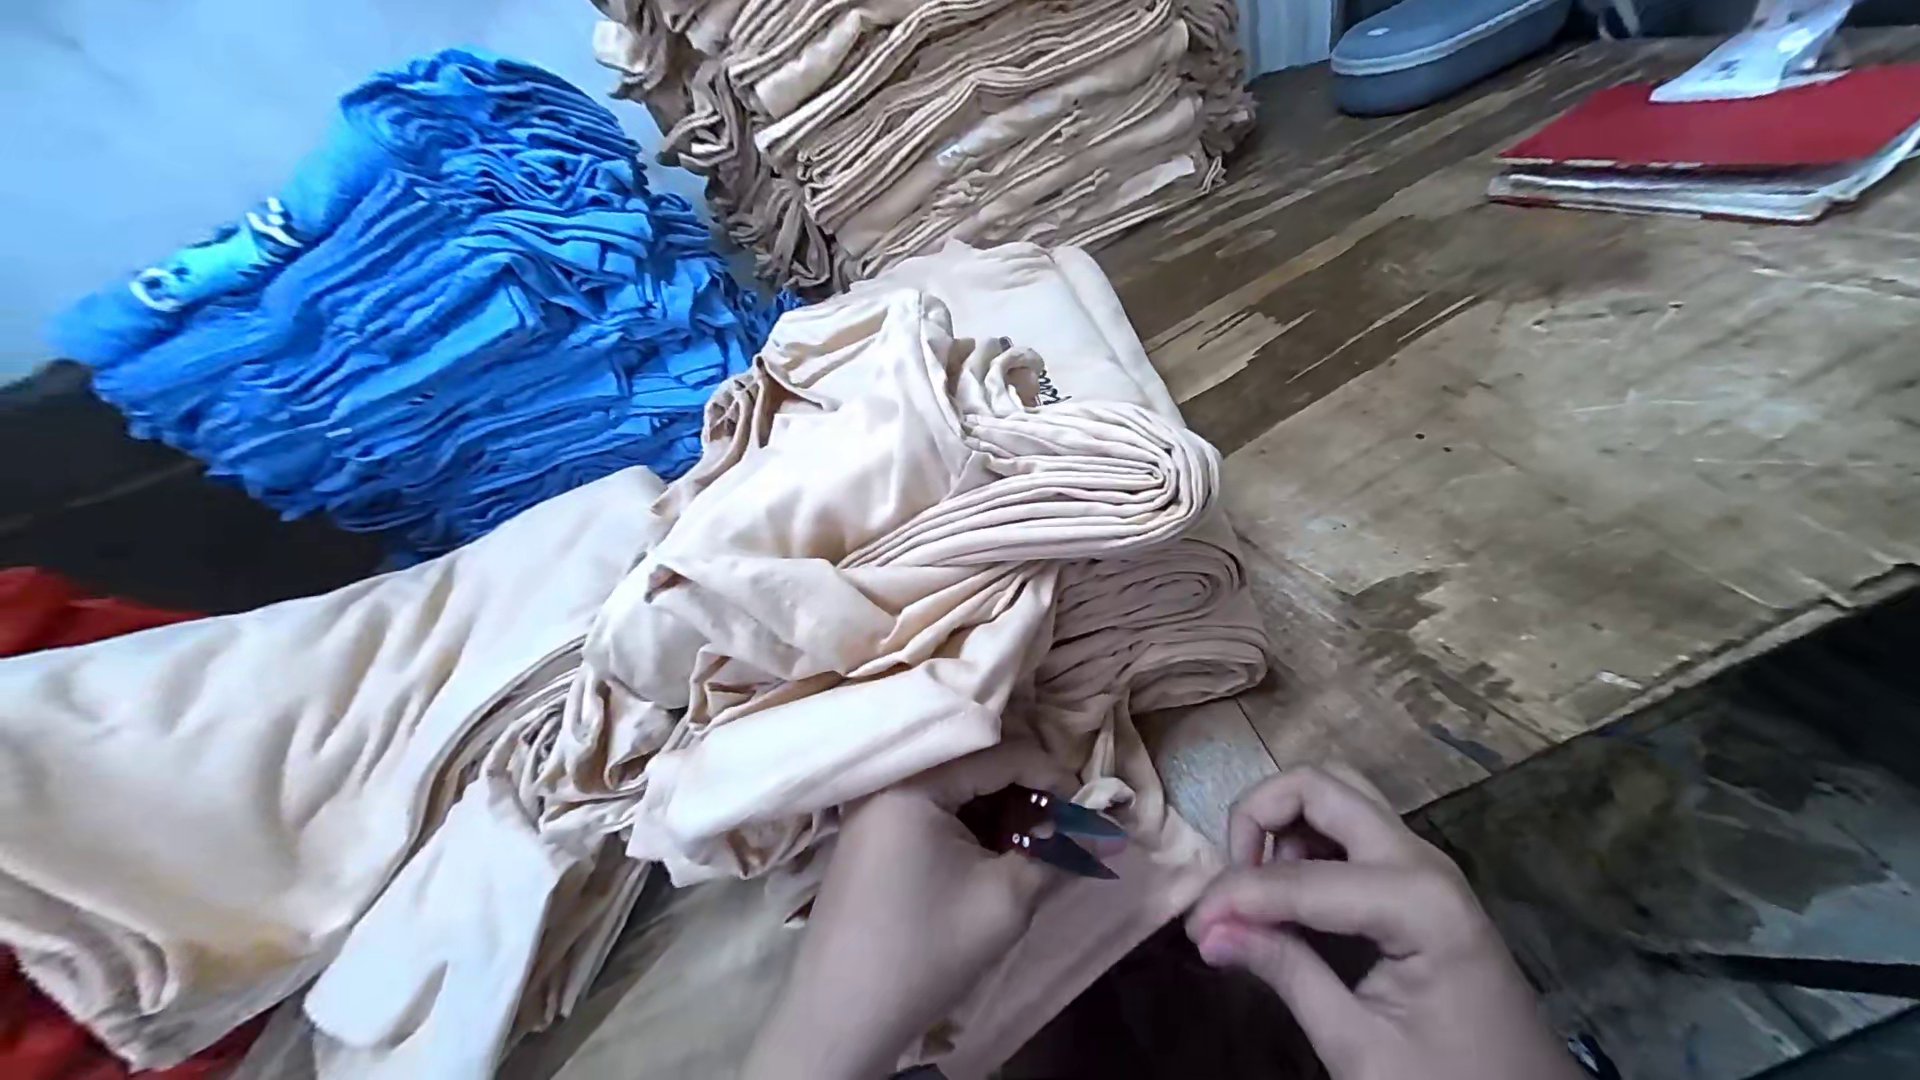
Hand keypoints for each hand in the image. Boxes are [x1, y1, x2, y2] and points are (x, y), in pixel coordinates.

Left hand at [743, 744, 1080, 1079]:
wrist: (841, 1019)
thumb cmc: (925, 950)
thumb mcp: (1004, 901)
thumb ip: (1057, 856)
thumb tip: (1105, 834)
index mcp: (914, 782)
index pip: (998, 756)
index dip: (1048, 776)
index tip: (1083, 808)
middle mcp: (889, 779)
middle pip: (973, 765)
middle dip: (1023, 792)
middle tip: (1058, 826)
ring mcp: (874, 804)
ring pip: (953, 786)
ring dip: (997, 807)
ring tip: (1029, 840)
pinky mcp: (871, 830)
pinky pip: (931, 806)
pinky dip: (967, 820)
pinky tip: (989, 850)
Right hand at [1186, 765, 1581, 1079]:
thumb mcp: (1361, 1049)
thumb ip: (1283, 972)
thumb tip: (1205, 931)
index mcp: (1419, 902)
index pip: (1297, 878)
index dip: (1234, 896)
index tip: (1196, 927)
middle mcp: (1421, 859)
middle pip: (1317, 785)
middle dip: (1258, 814)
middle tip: (1234, 873)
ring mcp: (1421, 860)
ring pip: (1333, 790)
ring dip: (1283, 817)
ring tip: (1262, 878)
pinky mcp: (1415, 873)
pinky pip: (1347, 818)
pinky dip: (1304, 831)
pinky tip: (1292, 884)